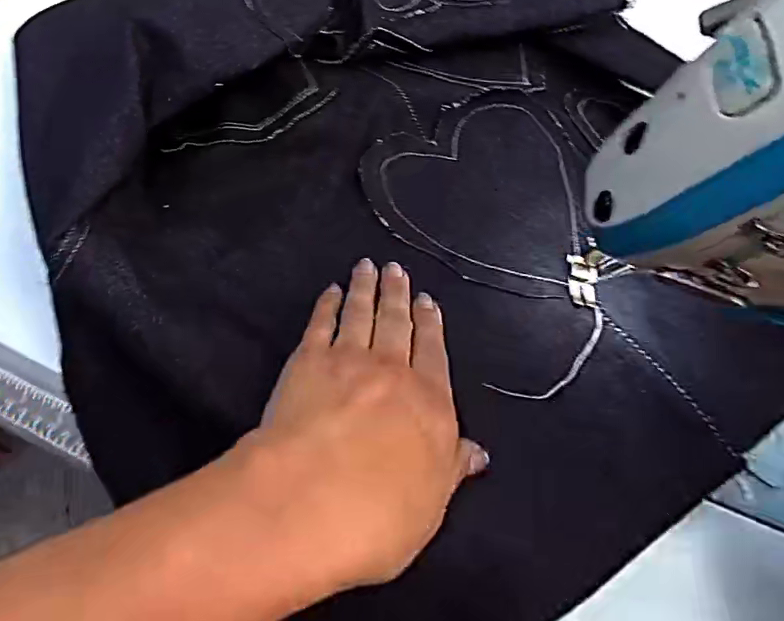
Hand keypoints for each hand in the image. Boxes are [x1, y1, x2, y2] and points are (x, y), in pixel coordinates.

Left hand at [243, 259, 487, 590]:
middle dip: (398, 295)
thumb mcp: (431, 505)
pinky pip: (322, 323)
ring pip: (361, 313)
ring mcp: (348, 360)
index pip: (434, 354)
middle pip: (398, 324)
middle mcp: (392, 371)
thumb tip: (476, 451)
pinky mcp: (307, 359)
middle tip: (397, 270)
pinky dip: (327, 304)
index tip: (428, 301)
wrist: (309, 500)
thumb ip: (451, 469)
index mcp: (429, 404)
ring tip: (368, 266)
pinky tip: (331, 291)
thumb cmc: (378, 517)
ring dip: (365, 288)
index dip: (431, 325)